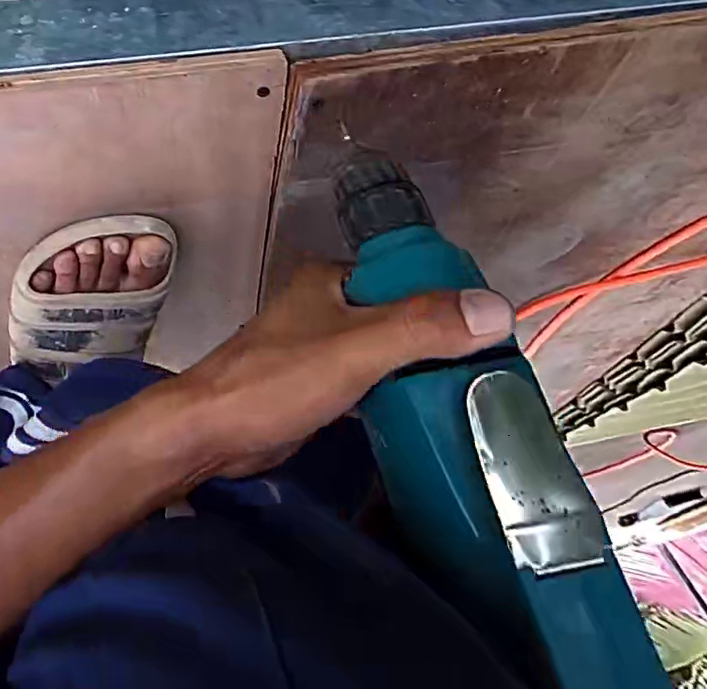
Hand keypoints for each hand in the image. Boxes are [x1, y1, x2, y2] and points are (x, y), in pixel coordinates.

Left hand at [151, 262, 514, 479]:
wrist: (210, 432)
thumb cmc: (278, 380)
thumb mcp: (355, 348)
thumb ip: (421, 327)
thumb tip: (495, 307)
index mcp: (331, 278)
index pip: (405, 275)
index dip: (448, 297)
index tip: (493, 330)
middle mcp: (326, 303)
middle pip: (398, 313)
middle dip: (439, 337)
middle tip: (490, 369)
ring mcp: (319, 344)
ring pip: (384, 348)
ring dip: (419, 365)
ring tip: (471, 390)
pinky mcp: (316, 382)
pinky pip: (369, 377)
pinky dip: (396, 388)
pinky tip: (426, 410)